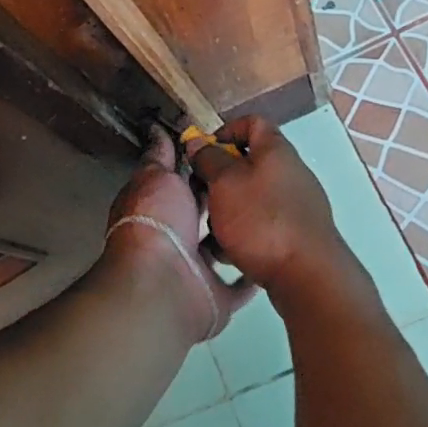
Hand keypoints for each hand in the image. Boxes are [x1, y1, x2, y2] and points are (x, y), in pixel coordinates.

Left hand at [106, 126, 255, 340]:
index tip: (228, 154)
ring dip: (238, 234)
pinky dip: (252, 273)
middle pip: (201, 216)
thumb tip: (155, 129)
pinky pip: (239, 286)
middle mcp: (174, 239)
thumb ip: (158, 156)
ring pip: (221, 249)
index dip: (200, 169)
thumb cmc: (157, 222)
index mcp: (158, 209)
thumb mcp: (155, 178)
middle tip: (255, 180)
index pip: (180, 185)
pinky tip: (272, 253)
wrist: (163, 283)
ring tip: (269, 212)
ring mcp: (195, 270)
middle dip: (222, 200)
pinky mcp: (216, 296)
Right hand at [187, 116, 351, 296]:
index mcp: (276, 150)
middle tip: (201, 196)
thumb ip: (209, 159)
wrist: (308, 277)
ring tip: (212, 232)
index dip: (224, 131)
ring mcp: (296, 205)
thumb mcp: (225, 182)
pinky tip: (229, 253)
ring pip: (251, 197)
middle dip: (220, 179)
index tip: (203, 153)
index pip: (251, 122)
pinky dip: (244, 233)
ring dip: (228, 210)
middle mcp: (290, 172)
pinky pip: (262, 224)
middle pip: (248, 163)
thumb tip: (199, 143)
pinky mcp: (297, 235)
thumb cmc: (262, 219)